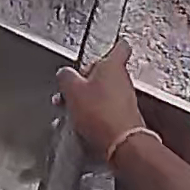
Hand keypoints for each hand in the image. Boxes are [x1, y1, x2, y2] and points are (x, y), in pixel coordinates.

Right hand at [56, 40, 148, 159]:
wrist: (121, 144)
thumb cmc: (102, 114)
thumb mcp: (72, 90)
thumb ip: (66, 77)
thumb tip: (64, 74)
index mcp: (112, 66)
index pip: (119, 47)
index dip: (112, 45)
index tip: (105, 47)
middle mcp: (123, 81)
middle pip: (104, 73)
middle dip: (86, 80)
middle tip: (71, 88)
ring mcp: (125, 99)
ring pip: (104, 92)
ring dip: (88, 98)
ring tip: (72, 109)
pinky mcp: (124, 117)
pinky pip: (106, 110)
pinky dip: (94, 113)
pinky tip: (83, 123)